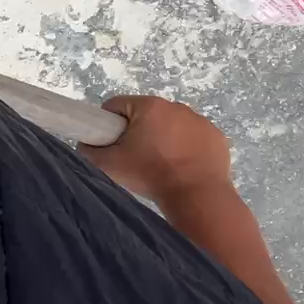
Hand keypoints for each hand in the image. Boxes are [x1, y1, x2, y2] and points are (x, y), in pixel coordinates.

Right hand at [78, 95, 231, 205]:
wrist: (197, 197)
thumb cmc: (150, 175)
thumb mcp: (106, 164)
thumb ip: (87, 150)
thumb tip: (86, 144)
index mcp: (148, 106)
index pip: (116, 105)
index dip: (108, 123)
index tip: (111, 143)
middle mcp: (176, 106)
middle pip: (144, 114)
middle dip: (137, 130)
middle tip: (134, 156)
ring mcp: (200, 121)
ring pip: (170, 124)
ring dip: (162, 137)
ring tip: (161, 163)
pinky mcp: (217, 136)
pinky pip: (192, 136)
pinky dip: (185, 146)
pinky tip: (182, 165)